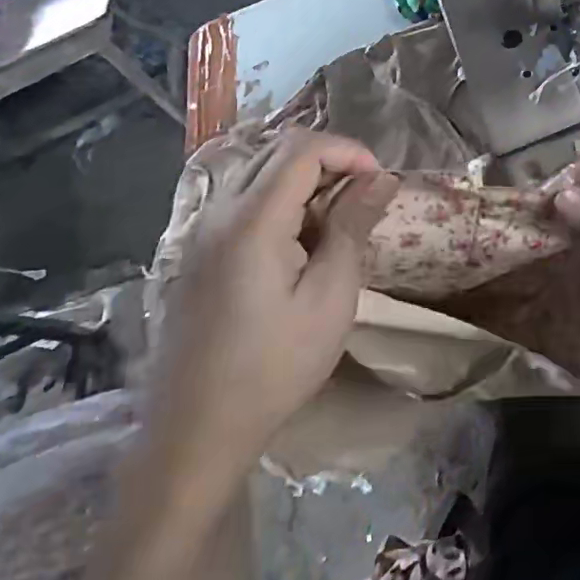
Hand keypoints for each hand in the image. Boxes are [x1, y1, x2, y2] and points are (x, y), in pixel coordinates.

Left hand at [152, 129, 397, 472]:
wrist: (198, 429)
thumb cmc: (276, 365)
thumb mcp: (330, 296)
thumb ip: (353, 226)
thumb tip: (382, 178)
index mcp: (251, 221)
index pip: (302, 150)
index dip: (349, 152)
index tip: (381, 183)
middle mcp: (218, 213)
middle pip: (276, 153)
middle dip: (330, 163)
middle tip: (365, 201)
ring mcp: (200, 233)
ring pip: (258, 175)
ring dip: (306, 183)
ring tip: (338, 223)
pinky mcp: (197, 254)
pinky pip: (243, 203)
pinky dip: (282, 204)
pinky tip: (302, 245)